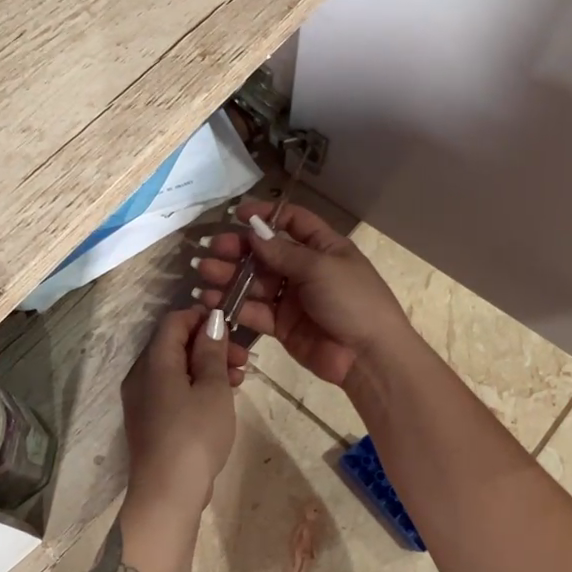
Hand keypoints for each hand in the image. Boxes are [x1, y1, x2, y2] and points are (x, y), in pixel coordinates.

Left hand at [120, 307, 242, 506]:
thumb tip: (211, 321)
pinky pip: (172, 391)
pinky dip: (196, 387)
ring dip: (207, 368)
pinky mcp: (149, 422)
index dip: (202, 318)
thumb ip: (212, 352)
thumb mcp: (213, 389)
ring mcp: (142, 401)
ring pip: (176, 370)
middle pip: (174, 345)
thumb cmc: (195, 435)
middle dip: (210, 345)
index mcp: (154, 362)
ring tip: (239, 381)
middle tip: (244, 359)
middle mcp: (141, 376)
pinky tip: (221, 401)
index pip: (173, 321)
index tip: (232, 329)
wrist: (168, 493)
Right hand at [191, 200, 412, 386]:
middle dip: (238, 249)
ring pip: (255, 282)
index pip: (293, 221)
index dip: (266, 215)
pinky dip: (233, 305)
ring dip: (229, 276)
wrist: (368, 357)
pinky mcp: (282, 326)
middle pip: (267, 253)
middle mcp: (306, 270)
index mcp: (324, 248)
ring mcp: (293, 299)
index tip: (238, 215)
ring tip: (204, 273)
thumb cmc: (352, 300)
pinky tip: (210, 300)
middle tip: (212, 249)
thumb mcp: (320, 268)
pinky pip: (253, 311)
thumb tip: (254, 231)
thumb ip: (283, 251)